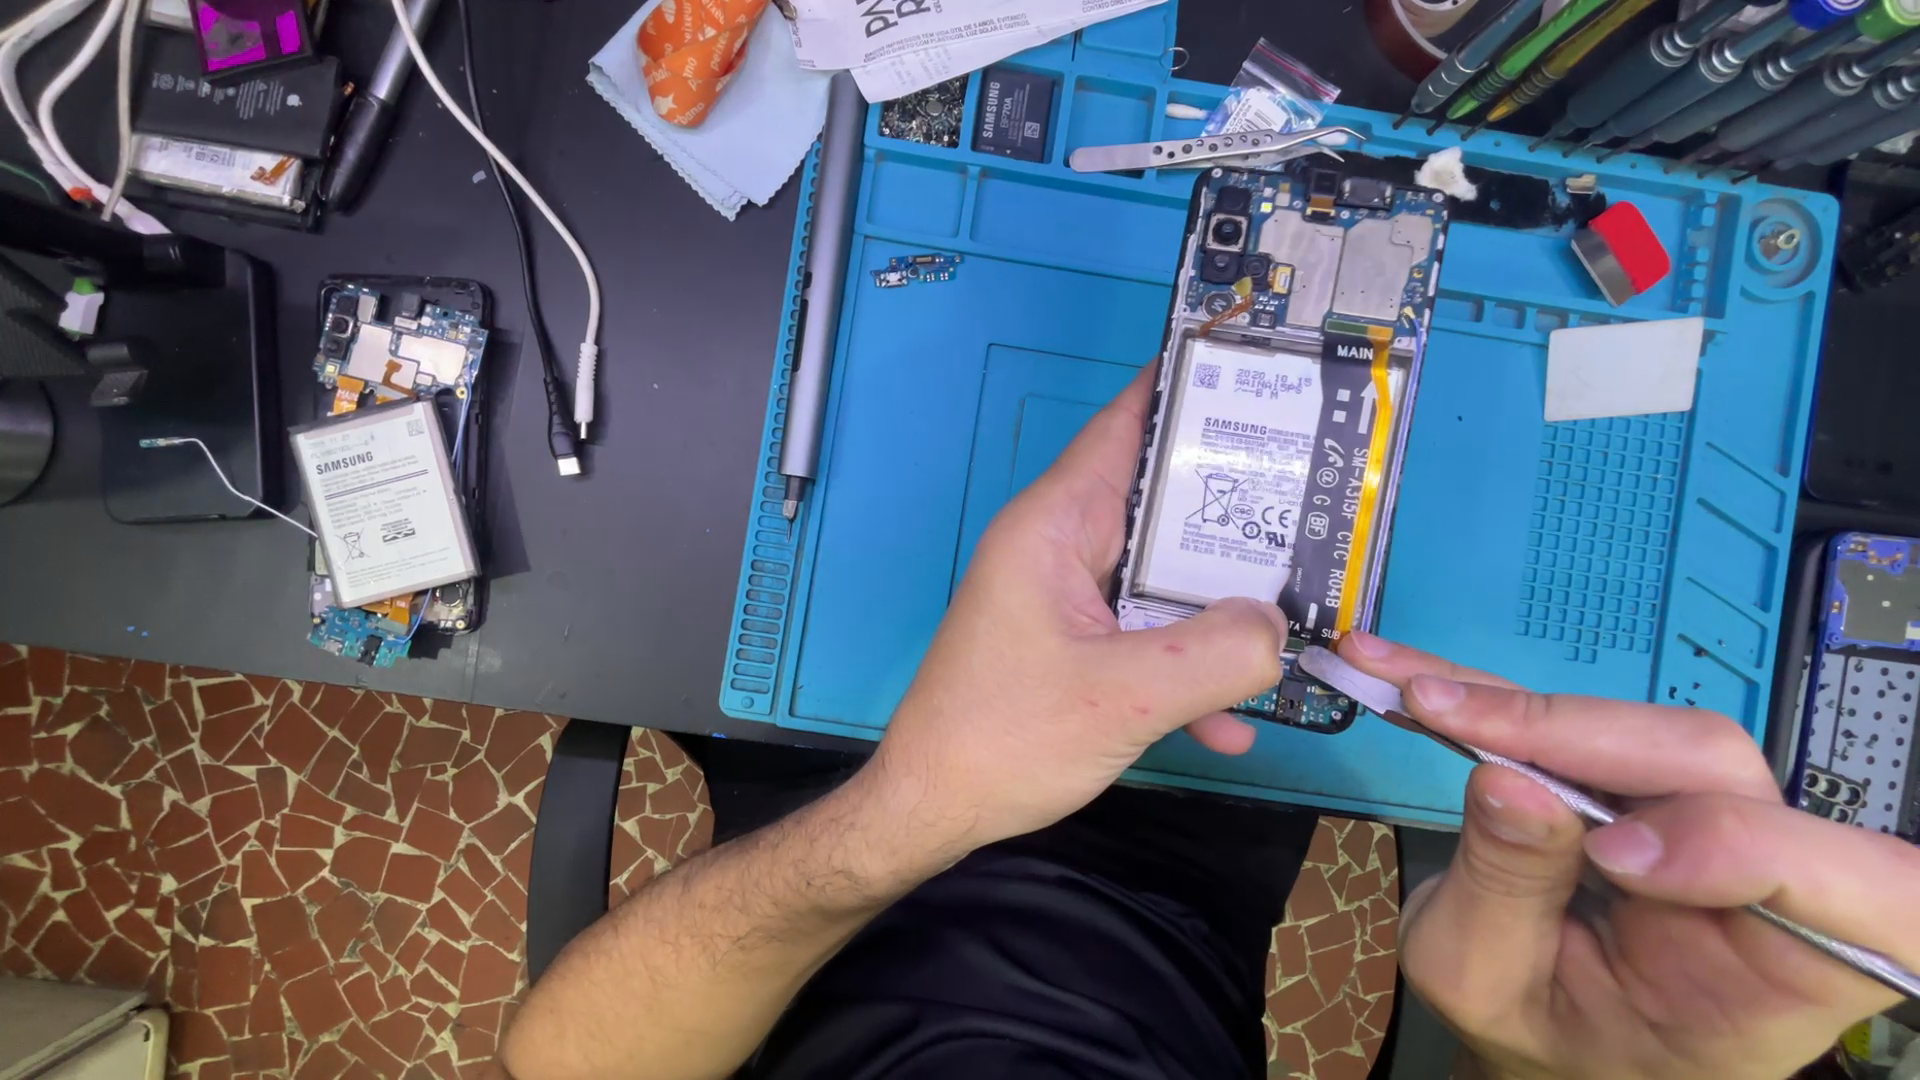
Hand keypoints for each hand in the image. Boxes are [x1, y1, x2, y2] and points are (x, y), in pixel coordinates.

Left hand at [863, 367, 1288, 853]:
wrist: (935, 809)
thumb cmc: (1005, 739)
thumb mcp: (1122, 697)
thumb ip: (1215, 655)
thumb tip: (1279, 624)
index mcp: (1054, 526)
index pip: (1124, 427)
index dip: (1186, 392)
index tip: (1260, 374)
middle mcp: (1058, 548)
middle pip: (1157, 502)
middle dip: (1232, 505)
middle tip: (1318, 499)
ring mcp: (1064, 598)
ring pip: (1158, 576)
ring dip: (1218, 601)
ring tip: (1299, 611)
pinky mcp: (1070, 645)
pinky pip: (1141, 635)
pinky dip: (1184, 665)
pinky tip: (1231, 722)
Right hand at [1336, 632, 1919, 1079]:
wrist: (1537, 1030)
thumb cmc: (1528, 1030)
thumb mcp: (1482, 976)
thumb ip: (1501, 886)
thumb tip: (1507, 776)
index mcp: (1762, 973)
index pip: (1861, 896)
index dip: (1752, 849)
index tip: (1612, 856)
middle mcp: (1749, 875)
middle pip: (1704, 763)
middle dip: (1561, 728)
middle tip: (1433, 709)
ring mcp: (1682, 815)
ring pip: (1622, 721)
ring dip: (1496, 695)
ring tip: (1389, 674)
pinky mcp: (1620, 780)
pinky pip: (1561, 720)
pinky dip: (1474, 694)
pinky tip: (1400, 672)